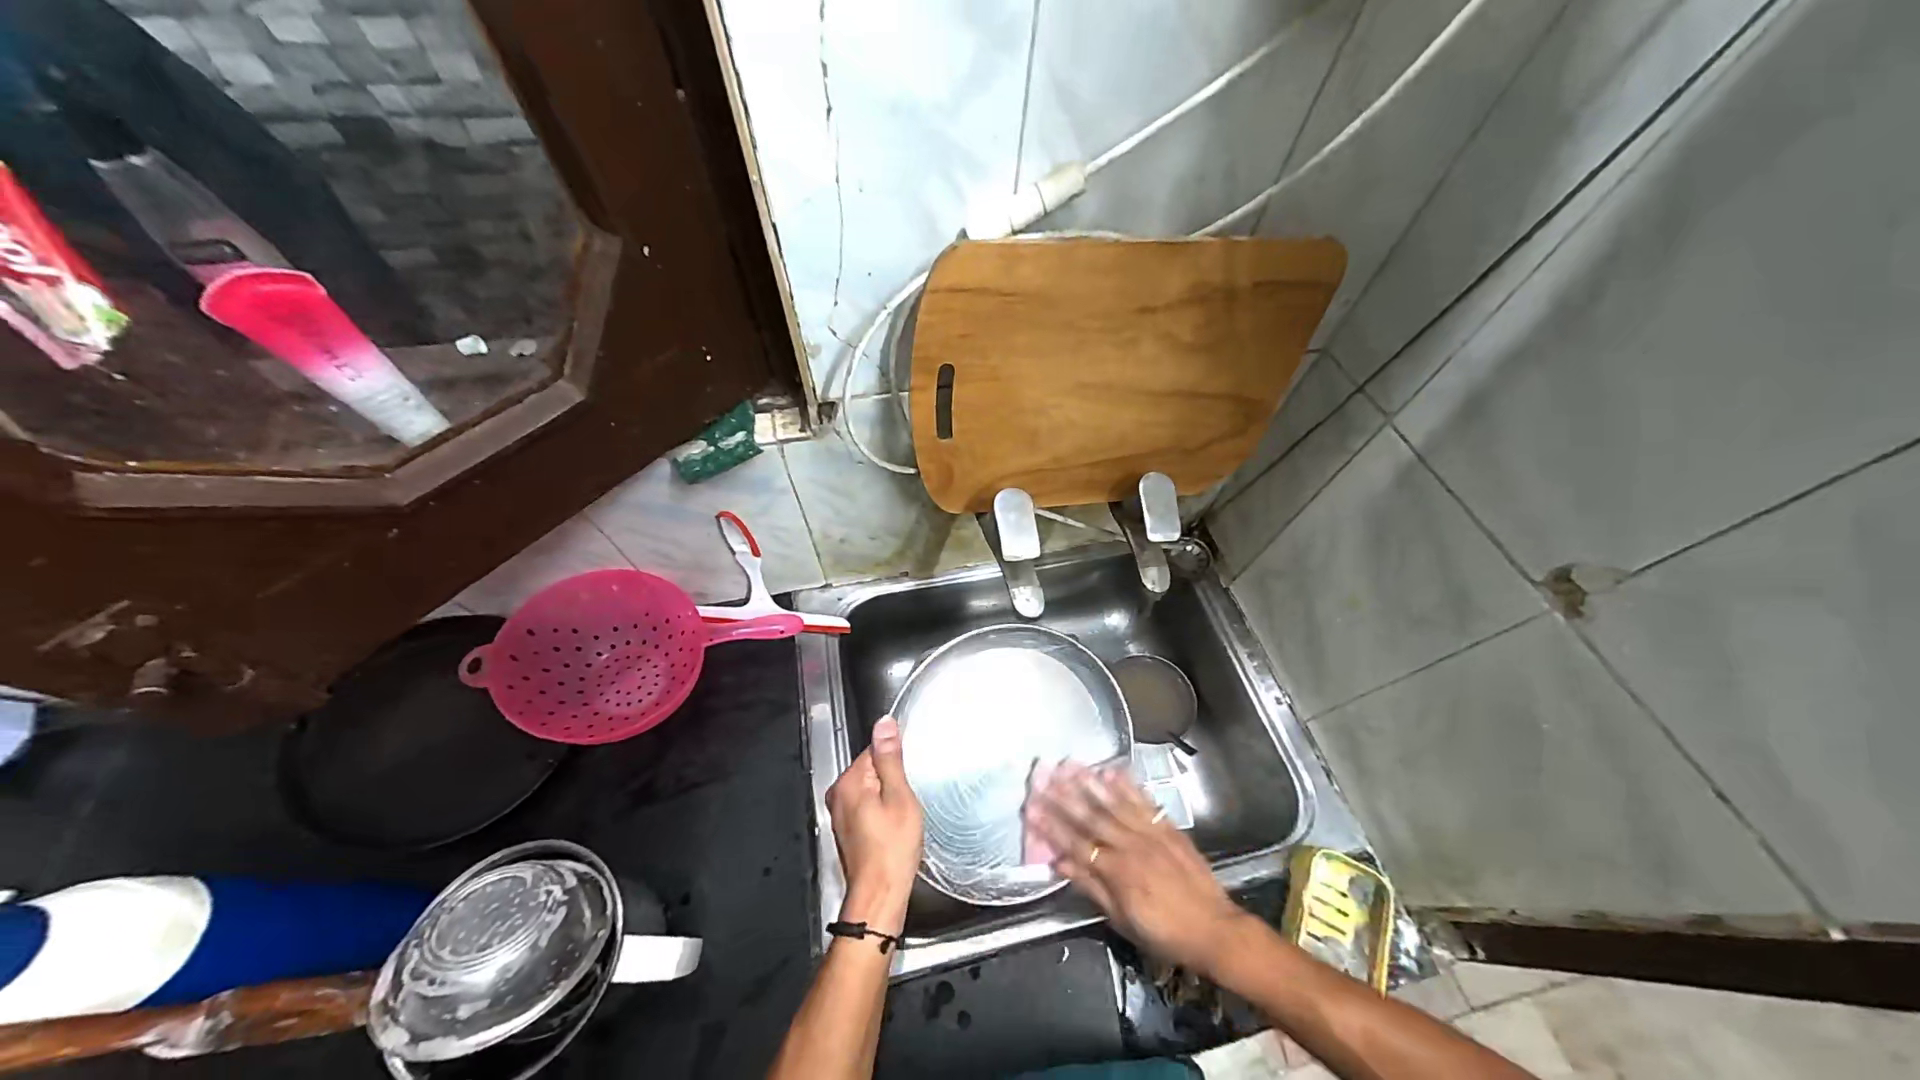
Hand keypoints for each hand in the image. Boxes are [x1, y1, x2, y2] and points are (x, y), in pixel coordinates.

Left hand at [826, 716, 922, 933]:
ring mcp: (840, 813)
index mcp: (849, 781)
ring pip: (871, 788)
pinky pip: (867, 806)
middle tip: (907, 802)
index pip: (875, 749)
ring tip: (902, 817)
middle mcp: (839, 794)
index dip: (897, 762)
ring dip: (888, 797)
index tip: (908, 779)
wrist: (879, 895)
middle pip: (872, 768)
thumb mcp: (900, 796)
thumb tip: (884, 724)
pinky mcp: (847, 828)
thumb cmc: (892, 849)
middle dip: (893, 780)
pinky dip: (881, 812)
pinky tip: (893, 828)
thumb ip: (890, 758)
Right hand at [1025, 762, 1251, 974]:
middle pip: (1090, 817)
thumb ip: (1090, 887)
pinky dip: (1128, 785)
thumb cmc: (1165, 933)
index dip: (1050, 825)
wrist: (1215, 930)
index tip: (1030, 807)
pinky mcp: (1168, 827)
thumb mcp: (1122, 920)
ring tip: (1070, 765)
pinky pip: (1144, 802)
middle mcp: (1130, 846)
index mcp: (1116, 872)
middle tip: (1042, 776)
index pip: (1075, 843)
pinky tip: (1112, 771)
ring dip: (1090, 783)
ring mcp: (1151, 833)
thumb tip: (1059, 864)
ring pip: (1115, 803)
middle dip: (1063, 796)